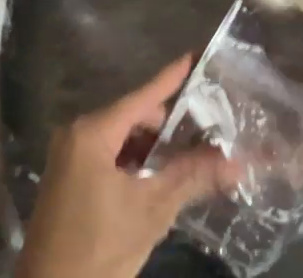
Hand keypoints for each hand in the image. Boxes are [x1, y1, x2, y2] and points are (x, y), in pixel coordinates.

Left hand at [16, 56, 234, 277]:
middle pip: (133, 118)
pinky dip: (133, 164)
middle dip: (167, 128)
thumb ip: (191, 178)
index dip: (170, 78)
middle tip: (205, 137)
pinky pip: (108, 156)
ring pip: (122, 140)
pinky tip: (157, 180)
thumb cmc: (99, 247)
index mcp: (91, 133)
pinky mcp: (68, 178)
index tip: (194, 56)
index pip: (141, 97)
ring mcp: (69, 157)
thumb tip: (235, 162)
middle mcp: (75, 134)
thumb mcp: (150, 210)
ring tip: (189, 161)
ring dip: (152, 150)